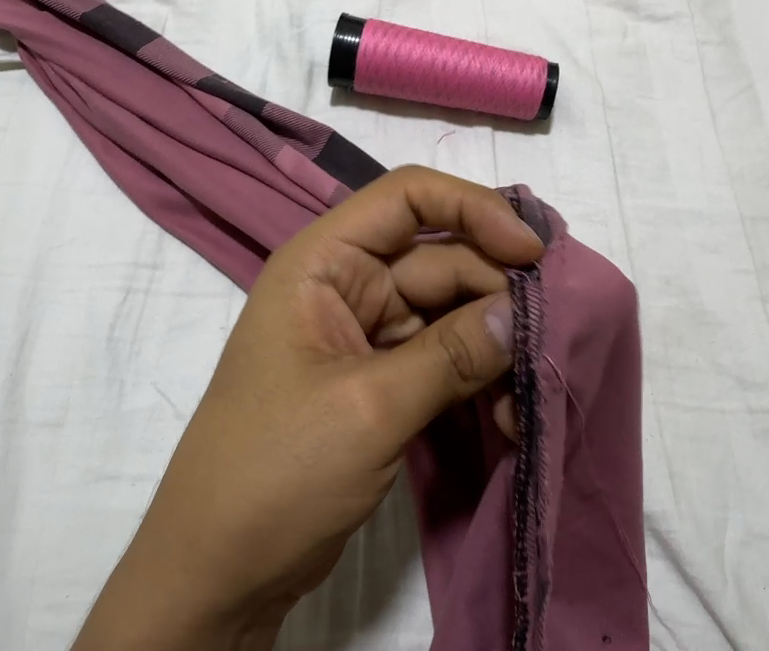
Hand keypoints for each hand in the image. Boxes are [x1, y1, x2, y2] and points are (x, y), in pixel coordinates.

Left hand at [73, 166, 545, 650]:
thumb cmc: (275, 470)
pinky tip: (506, 421)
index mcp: (324, 262)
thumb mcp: (369, 407)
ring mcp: (366, 336)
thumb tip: (522, 311)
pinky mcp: (383, 383)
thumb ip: (452, 353)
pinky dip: (478, 384)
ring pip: (451, 315)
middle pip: (442, 260)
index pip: (407, 197)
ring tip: (527, 402)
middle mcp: (347, 285)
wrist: (220, 571)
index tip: (532, 254)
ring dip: (495, 351)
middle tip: (548, 343)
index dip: (474, 209)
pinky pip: (445, 362)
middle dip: (496, 297)